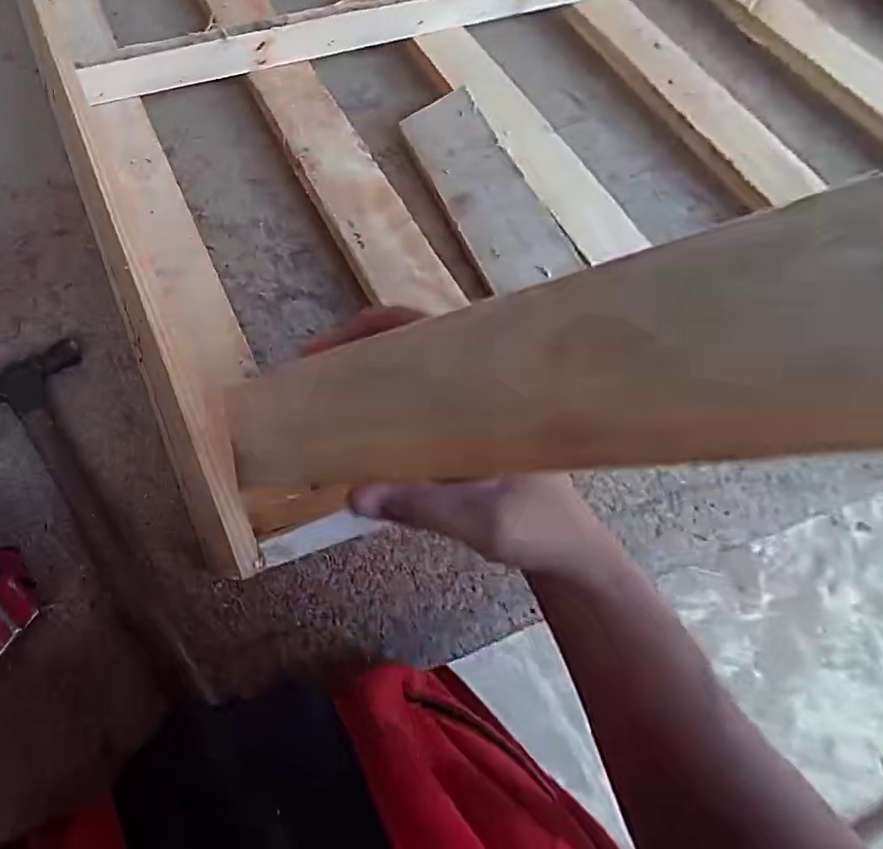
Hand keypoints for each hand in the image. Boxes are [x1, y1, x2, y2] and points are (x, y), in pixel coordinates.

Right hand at [307, 307, 615, 576]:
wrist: (572, 554)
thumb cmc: (541, 530)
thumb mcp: (482, 521)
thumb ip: (422, 506)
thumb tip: (352, 495)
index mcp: (495, 384)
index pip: (426, 328)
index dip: (372, 328)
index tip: (324, 351)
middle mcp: (481, 381)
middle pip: (409, 336)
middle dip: (356, 343)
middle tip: (310, 364)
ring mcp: (471, 401)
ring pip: (410, 363)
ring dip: (366, 366)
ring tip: (322, 386)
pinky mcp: (463, 425)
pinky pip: (414, 395)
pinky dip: (379, 396)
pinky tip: (354, 418)